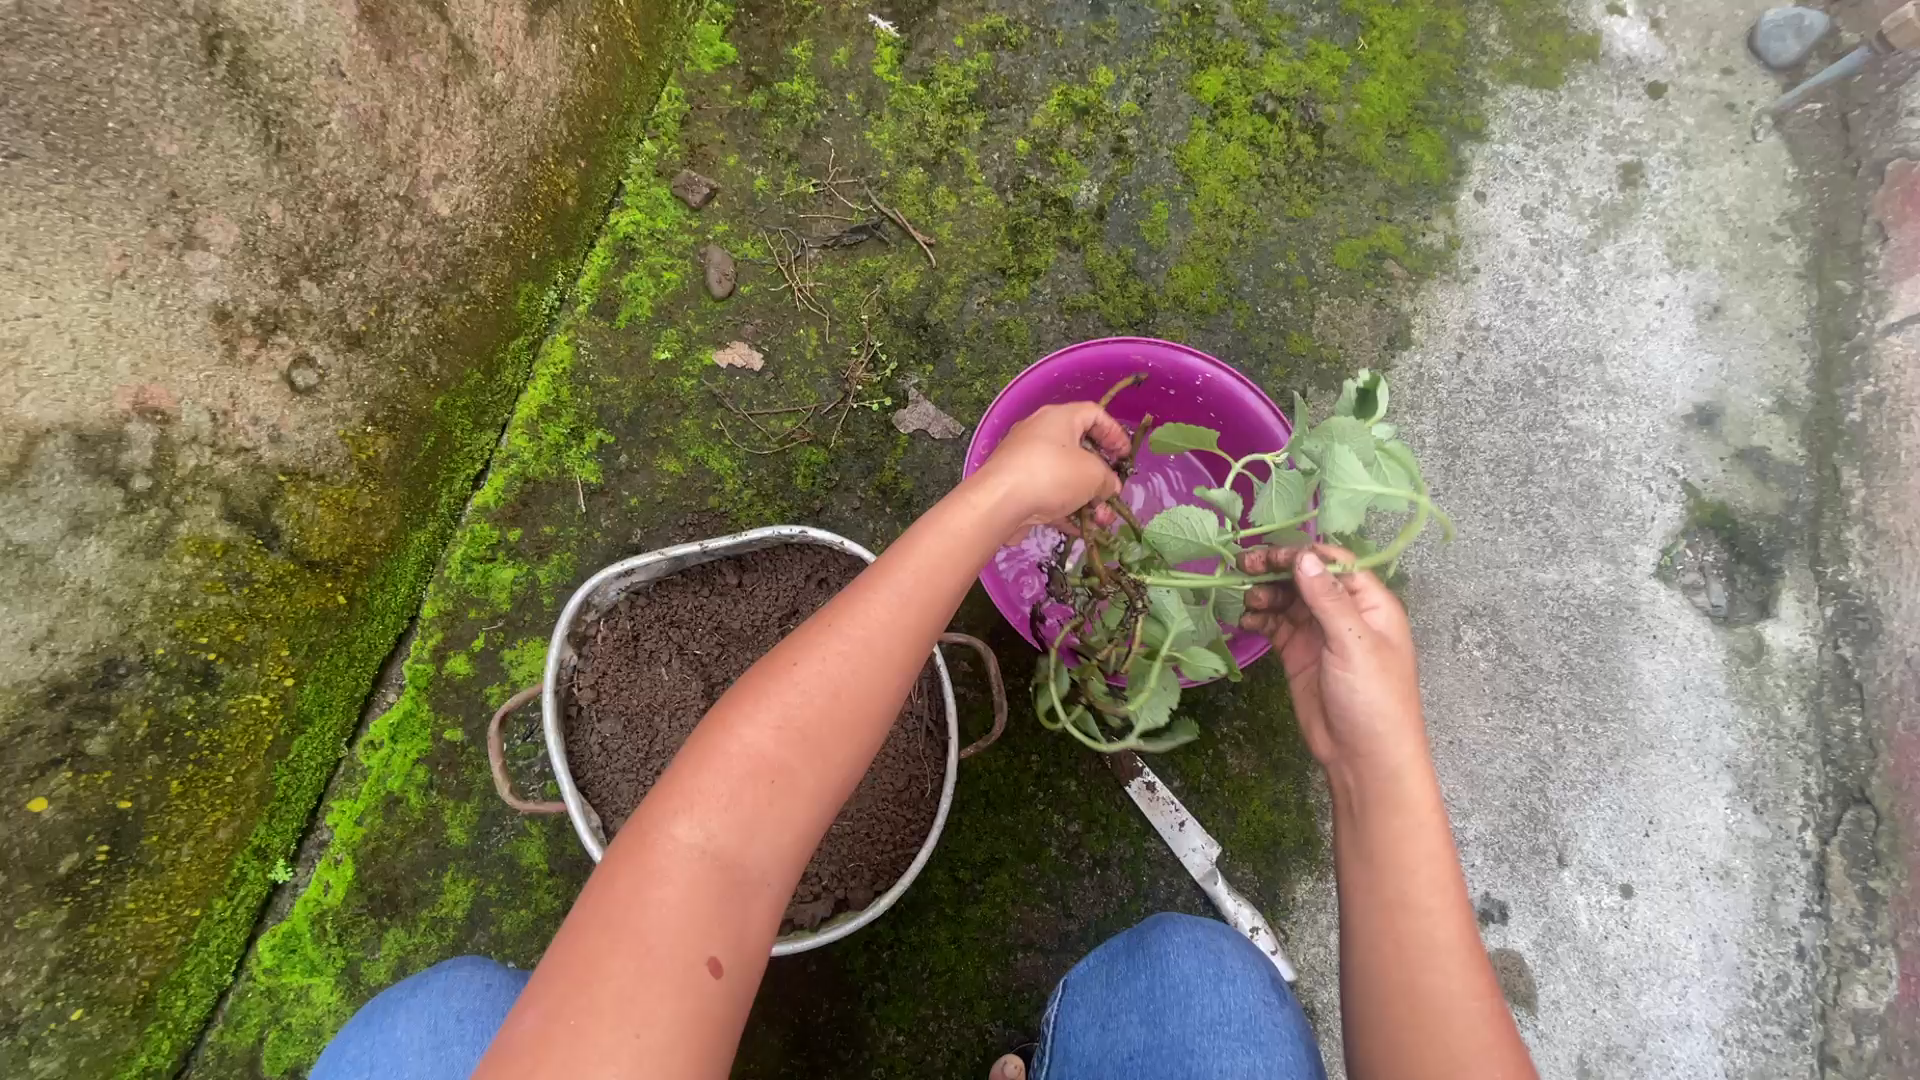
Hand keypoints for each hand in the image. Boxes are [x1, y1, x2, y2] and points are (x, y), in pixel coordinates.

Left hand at [971, 402, 1129, 536]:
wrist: (999, 503)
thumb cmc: (1051, 475)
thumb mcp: (1093, 475)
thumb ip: (1108, 479)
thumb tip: (1109, 487)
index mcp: (1059, 417)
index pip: (1094, 414)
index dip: (1114, 433)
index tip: (1125, 457)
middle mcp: (1040, 433)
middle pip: (1078, 449)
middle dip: (1100, 476)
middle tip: (1112, 494)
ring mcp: (1025, 460)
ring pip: (1064, 476)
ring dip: (1086, 498)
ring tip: (1101, 521)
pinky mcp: (1016, 486)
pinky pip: (1047, 494)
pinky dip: (1065, 508)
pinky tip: (1081, 528)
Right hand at [1237, 544, 1426, 786]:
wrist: (1363, 757)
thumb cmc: (1373, 698)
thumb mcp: (1353, 643)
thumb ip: (1327, 598)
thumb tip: (1303, 556)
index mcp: (1370, 604)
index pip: (1334, 563)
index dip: (1302, 555)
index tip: (1270, 556)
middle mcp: (1343, 612)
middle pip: (1305, 577)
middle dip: (1275, 570)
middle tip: (1243, 566)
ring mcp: (1318, 633)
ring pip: (1286, 599)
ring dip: (1265, 594)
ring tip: (1247, 601)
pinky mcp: (1298, 653)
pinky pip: (1275, 625)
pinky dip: (1259, 618)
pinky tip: (1247, 621)